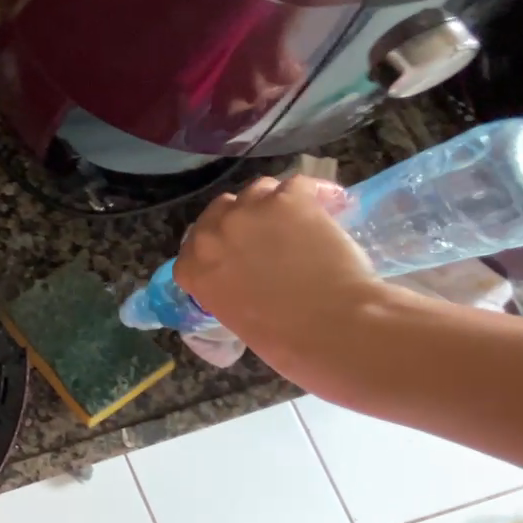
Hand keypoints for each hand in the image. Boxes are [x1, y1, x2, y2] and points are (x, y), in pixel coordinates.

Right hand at [175, 175, 391, 374]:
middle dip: (240, 219)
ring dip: (272, 202)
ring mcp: (247, 213)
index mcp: (191, 270)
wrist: (329, 324)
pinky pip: (297, 184)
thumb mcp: (234, 317)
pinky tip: (330, 205)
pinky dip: (314, 193)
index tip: (235, 255)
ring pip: (256, 191)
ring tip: (298, 219)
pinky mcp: (287, 200)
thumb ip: (228, 290)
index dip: (217, 246)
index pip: (192, 245)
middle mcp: (211, 236)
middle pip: (219, 210)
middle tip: (268, 235)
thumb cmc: (282, 338)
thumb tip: (248, 282)